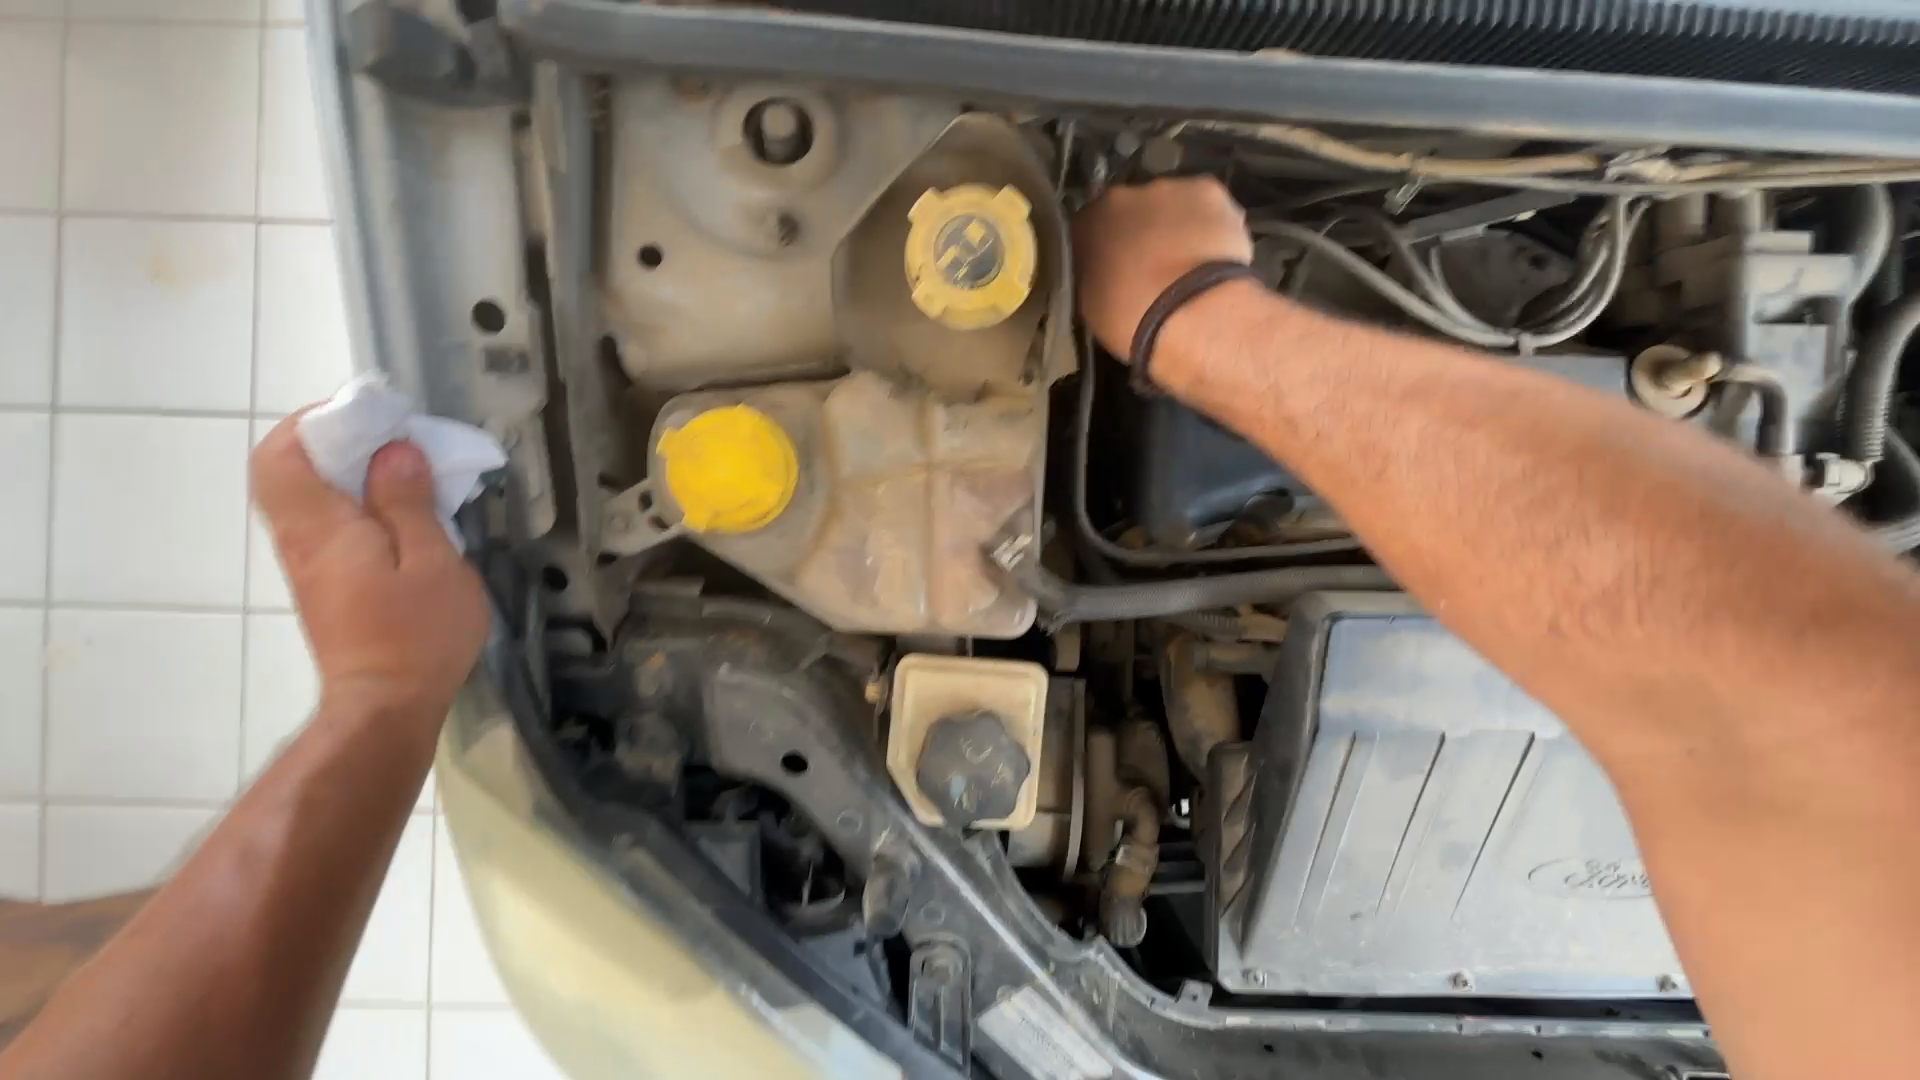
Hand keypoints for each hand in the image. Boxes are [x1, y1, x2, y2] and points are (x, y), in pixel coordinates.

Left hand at [252, 415, 489, 723]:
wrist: (388, 702)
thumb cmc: (419, 632)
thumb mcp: (434, 562)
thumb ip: (409, 504)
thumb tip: (394, 451)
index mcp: (323, 529)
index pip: (282, 455)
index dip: (315, 422)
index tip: (371, 415)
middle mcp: (302, 540)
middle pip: (287, 470)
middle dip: (335, 441)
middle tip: (395, 440)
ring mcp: (310, 564)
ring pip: (308, 496)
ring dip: (348, 471)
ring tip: (409, 472)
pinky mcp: (327, 582)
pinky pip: (329, 522)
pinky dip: (357, 501)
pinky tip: (404, 512)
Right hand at [1072, 176, 1253, 357]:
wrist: (1191, 312)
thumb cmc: (1132, 320)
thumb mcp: (1091, 308)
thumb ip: (1091, 277)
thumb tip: (1102, 271)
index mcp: (1084, 227)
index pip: (1087, 230)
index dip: (1102, 250)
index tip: (1113, 270)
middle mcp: (1120, 197)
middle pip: (1127, 210)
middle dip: (1138, 232)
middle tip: (1151, 266)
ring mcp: (1165, 188)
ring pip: (1167, 204)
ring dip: (1173, 226)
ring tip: (1187, 263)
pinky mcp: (1206, 189)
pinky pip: (1203, 205)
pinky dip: (1206, 223)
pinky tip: (1213, 252)